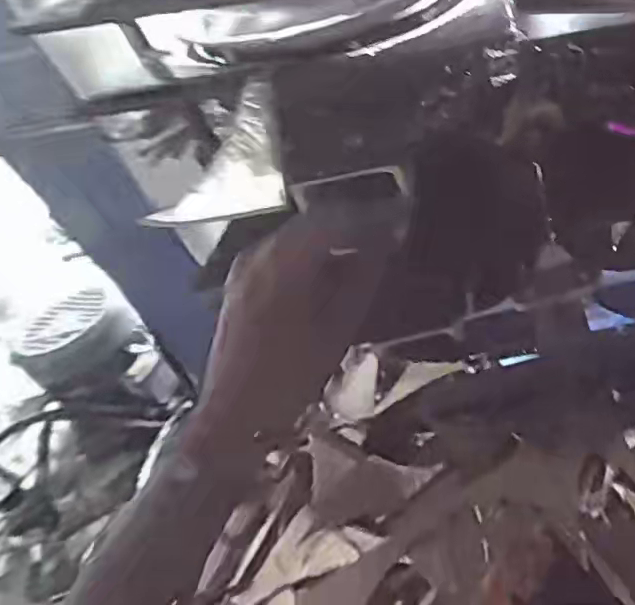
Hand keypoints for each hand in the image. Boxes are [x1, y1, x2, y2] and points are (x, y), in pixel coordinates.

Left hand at [186, 198, 409, 459]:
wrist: (233, 418)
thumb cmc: (291, 375)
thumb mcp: (340, 324)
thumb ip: (364, 275)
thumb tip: (384, 242)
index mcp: (286, 259)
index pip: (338, 219)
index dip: (374, 216)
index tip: (400, 219)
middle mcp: (263, 250)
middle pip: (317, 219)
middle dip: (354, 221)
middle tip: (387, 229)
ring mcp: (248, 262)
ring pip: (301, 231)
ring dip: (334, 234)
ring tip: (365, 246)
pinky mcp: (243, 277)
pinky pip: (285, 247)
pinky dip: (312, 248)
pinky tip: (332, 264)